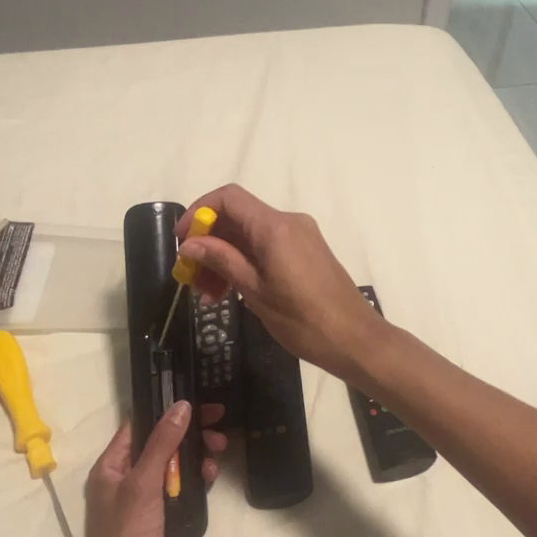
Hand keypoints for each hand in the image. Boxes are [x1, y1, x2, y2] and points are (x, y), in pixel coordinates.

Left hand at [80, 401, 227, 536]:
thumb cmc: (126, 534)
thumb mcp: (142, 484)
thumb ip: (162, 443)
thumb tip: (181, 406)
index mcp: (112, 466)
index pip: (138, 426)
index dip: (165, 410)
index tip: (195, 400)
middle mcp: (128, 477)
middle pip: (162, 443)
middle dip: (190, 433)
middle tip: (219, 424)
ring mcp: (147, 497)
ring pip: (177, 464)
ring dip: (197, 454)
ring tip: (219, 451)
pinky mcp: (166, 513)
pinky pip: (184, 486)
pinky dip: (198, 477)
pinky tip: (212, 474)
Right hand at [173, 184, 388, 378]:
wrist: (354, 339)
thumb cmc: (302, 319)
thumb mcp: (255, 291)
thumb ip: (222, 261)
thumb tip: (190, 244)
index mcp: (275, 227)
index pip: (228, 197)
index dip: (199, 212)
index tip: (182, 242)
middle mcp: (289, 222)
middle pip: (238, 217)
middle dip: (209, 243)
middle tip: (191, 280)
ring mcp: (301, 235)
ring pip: (250, 235)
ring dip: (225, 258)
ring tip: (209, 296)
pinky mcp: (307, 251)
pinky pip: (267, 246)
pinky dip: (245, 262)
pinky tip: (231, 292)